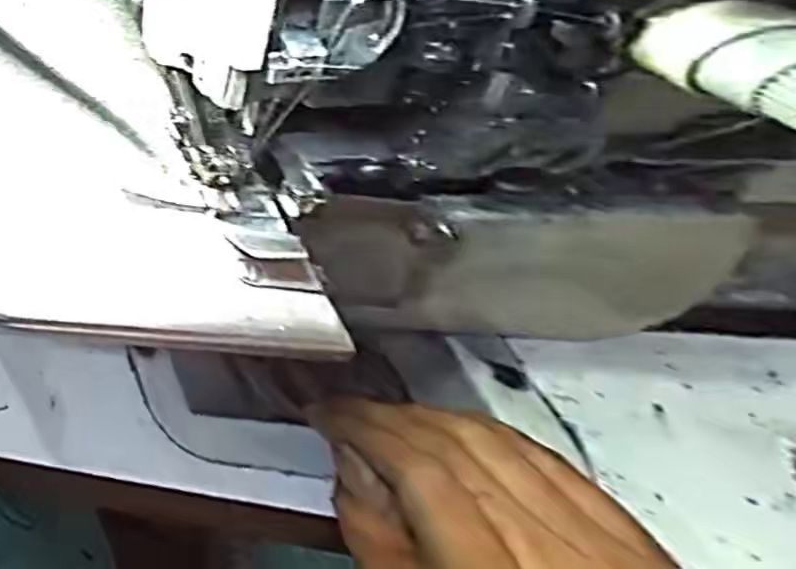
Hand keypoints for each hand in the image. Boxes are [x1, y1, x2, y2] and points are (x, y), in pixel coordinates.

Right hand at [309, 399, 675, 568]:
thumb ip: (372, 532)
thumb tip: (351, 457)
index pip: (417, 469)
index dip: (360, 426)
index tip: (326, 413)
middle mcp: (559, 561)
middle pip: (455, 448)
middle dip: (386, 417)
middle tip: (347, 413)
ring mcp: (611, 552)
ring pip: (498, 443)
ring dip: (429, 418)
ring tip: (392, 421)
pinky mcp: (639, 547)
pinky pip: (549, 462)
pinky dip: (490, 434)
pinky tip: (458, 432)